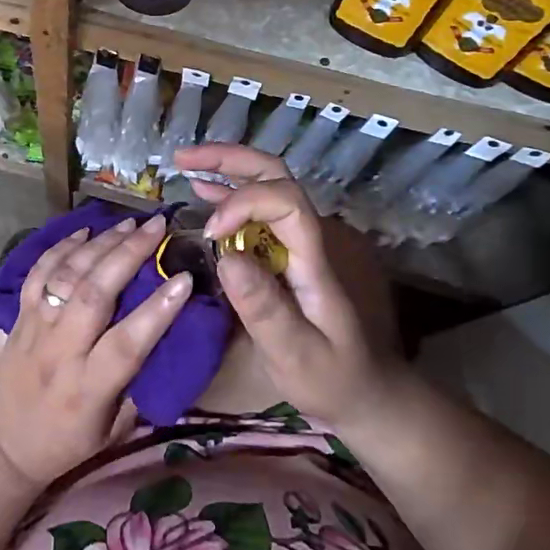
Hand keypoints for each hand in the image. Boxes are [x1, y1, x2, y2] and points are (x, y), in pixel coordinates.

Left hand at [0, 215, 191, 486]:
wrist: (4, 445)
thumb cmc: (69, 441)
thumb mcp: (115, 428)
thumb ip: (141, 382)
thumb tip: (174, 336)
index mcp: (88, 388)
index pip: (126, 343)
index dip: (157, 309)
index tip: (184, 277)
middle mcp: (60, 352)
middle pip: (93, 294)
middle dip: (128, 254)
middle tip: (157, 226)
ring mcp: (35, 328)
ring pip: (67, 275)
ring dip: (101, 243)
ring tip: (131, 222)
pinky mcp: (19, 315)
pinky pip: (38, 272)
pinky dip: (61, 247)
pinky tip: (86, 230)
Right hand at [173, 145, 408, 427]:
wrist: (365, 391)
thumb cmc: (332, 377)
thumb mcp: (296, 354)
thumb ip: (263, 308)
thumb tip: (225, 256)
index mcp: (311, 257)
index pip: (284, 202)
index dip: (242, 203)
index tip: (210, 233)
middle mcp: (305, 239)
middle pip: (275, 177)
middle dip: (231, 160)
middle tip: (185, 158)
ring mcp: (295, 244)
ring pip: (267, 186)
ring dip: (227, 168)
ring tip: (185, 163)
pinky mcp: (284, 255)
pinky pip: (257, 211)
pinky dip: (227, 194)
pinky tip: (202, 193)